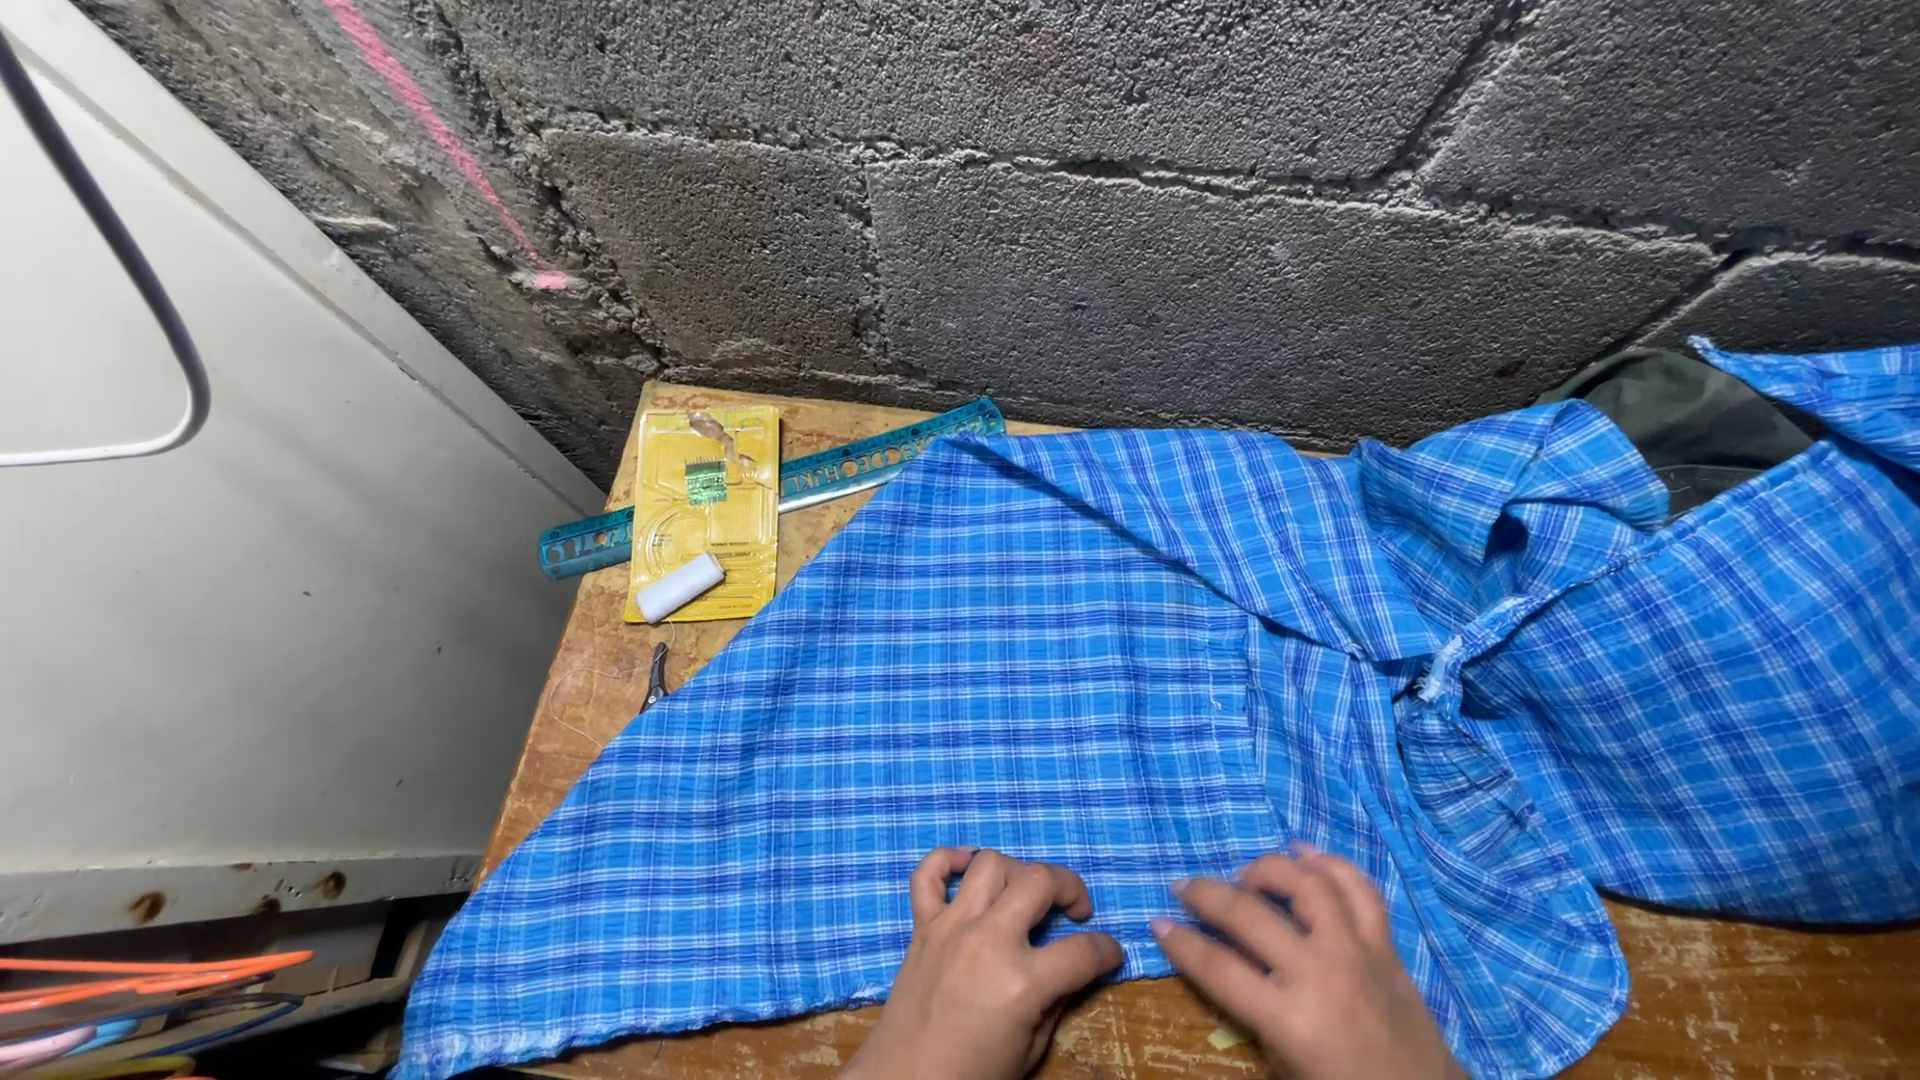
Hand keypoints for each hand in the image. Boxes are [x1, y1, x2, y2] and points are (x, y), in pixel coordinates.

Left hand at [842, 848, 1124, 1079]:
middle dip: (1071, 887)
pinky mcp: (922, 926)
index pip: (1083, 950)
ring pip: (990, 863)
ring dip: (1017, 871)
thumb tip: (1074, 968)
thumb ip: (1056, 1000)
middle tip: (1075, 909)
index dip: (1106, 950)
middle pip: (1040, 881)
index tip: (1110, 952)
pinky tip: (967, 865)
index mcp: (1022, 983)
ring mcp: (951, 926)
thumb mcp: (1032, 1048)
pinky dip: (947, 859)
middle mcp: (989, 941)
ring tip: (1024, 894)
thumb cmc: (974, 1074)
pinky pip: (928, 874)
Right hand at [1153, 846, 1464, 1079]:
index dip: (1181, 943)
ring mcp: (1357, 953)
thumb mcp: (1286, 1069)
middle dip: (1207, 894)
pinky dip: (1330, 864)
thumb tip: (1223, 967)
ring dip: (1267, 869)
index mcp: (1291, 1019)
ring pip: (1306, 884)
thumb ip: (1252, 1017)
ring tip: (1247, 877)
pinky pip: (1360, 889)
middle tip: (1185, 886)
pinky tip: (1305, 855)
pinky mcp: (1387, 947)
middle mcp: (1320, 974)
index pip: (1219, 967)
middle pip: (1250, 915)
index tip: (1157, 922)